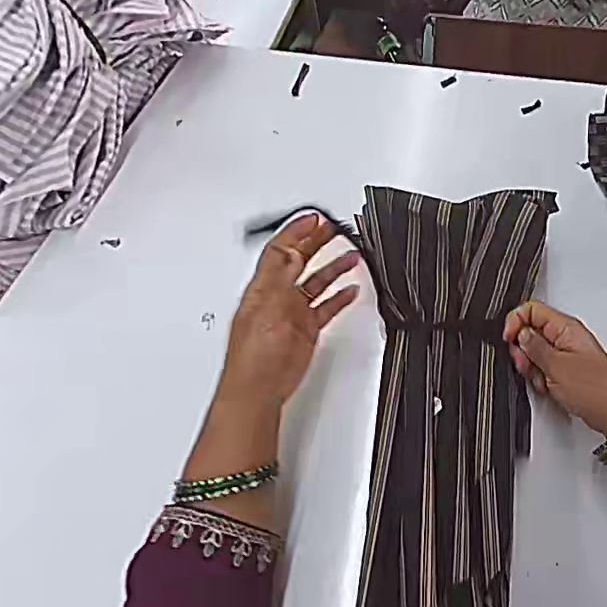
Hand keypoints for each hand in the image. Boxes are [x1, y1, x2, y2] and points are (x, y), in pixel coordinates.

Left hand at [217, 213, 360, 413]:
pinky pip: (326, 307)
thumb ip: (282, 277)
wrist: (259, 388)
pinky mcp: (305, 330)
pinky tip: (350, 289)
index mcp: (264, 287)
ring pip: (317, 282)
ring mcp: (292, 313)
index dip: (297, 231)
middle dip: (316, 242)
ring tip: (351, 255)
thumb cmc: (254, 354)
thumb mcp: (268, 307)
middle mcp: (278, 296)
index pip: (280, 249)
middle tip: (334, 229)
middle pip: (299, 260)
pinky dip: (339, 297)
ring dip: (333, 267)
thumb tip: (292, 251)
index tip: (314, 219)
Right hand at [503, 301, 606, 437]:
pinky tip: (548, 387)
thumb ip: (534, 346)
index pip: (531, 310)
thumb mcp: (556, 365)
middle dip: (523, 350)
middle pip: (531, 331)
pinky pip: (544, 368)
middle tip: (526, 364)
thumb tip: (520, 334)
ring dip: (532, 367)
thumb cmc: (596, 389)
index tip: (510, 340)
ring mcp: (567, 354)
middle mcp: (567, 337)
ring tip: (543, 379)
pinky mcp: (567, 371)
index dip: (516, 322)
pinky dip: (541, 378)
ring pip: (535, 352)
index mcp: (566, 328)